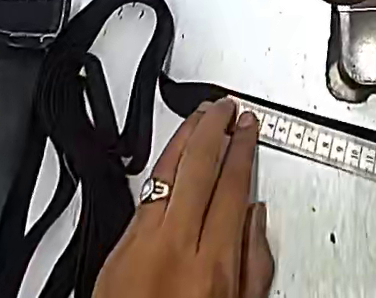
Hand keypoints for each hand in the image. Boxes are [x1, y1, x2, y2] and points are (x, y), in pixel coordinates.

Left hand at [94, 99, 272, 297]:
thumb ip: (253, 265)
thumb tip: (255, 215)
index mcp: (212, 267)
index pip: (233, 184)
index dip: (243, 147)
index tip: (249, 128)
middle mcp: (176, 246)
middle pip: (201, 164)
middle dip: (217, 126)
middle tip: (228, 108)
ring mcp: (144, 242)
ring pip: (170, 166)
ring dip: (189, 133)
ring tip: (203, 113)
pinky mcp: (120, 246)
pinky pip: (149, 189)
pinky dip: (166, 161)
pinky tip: (175, 150)